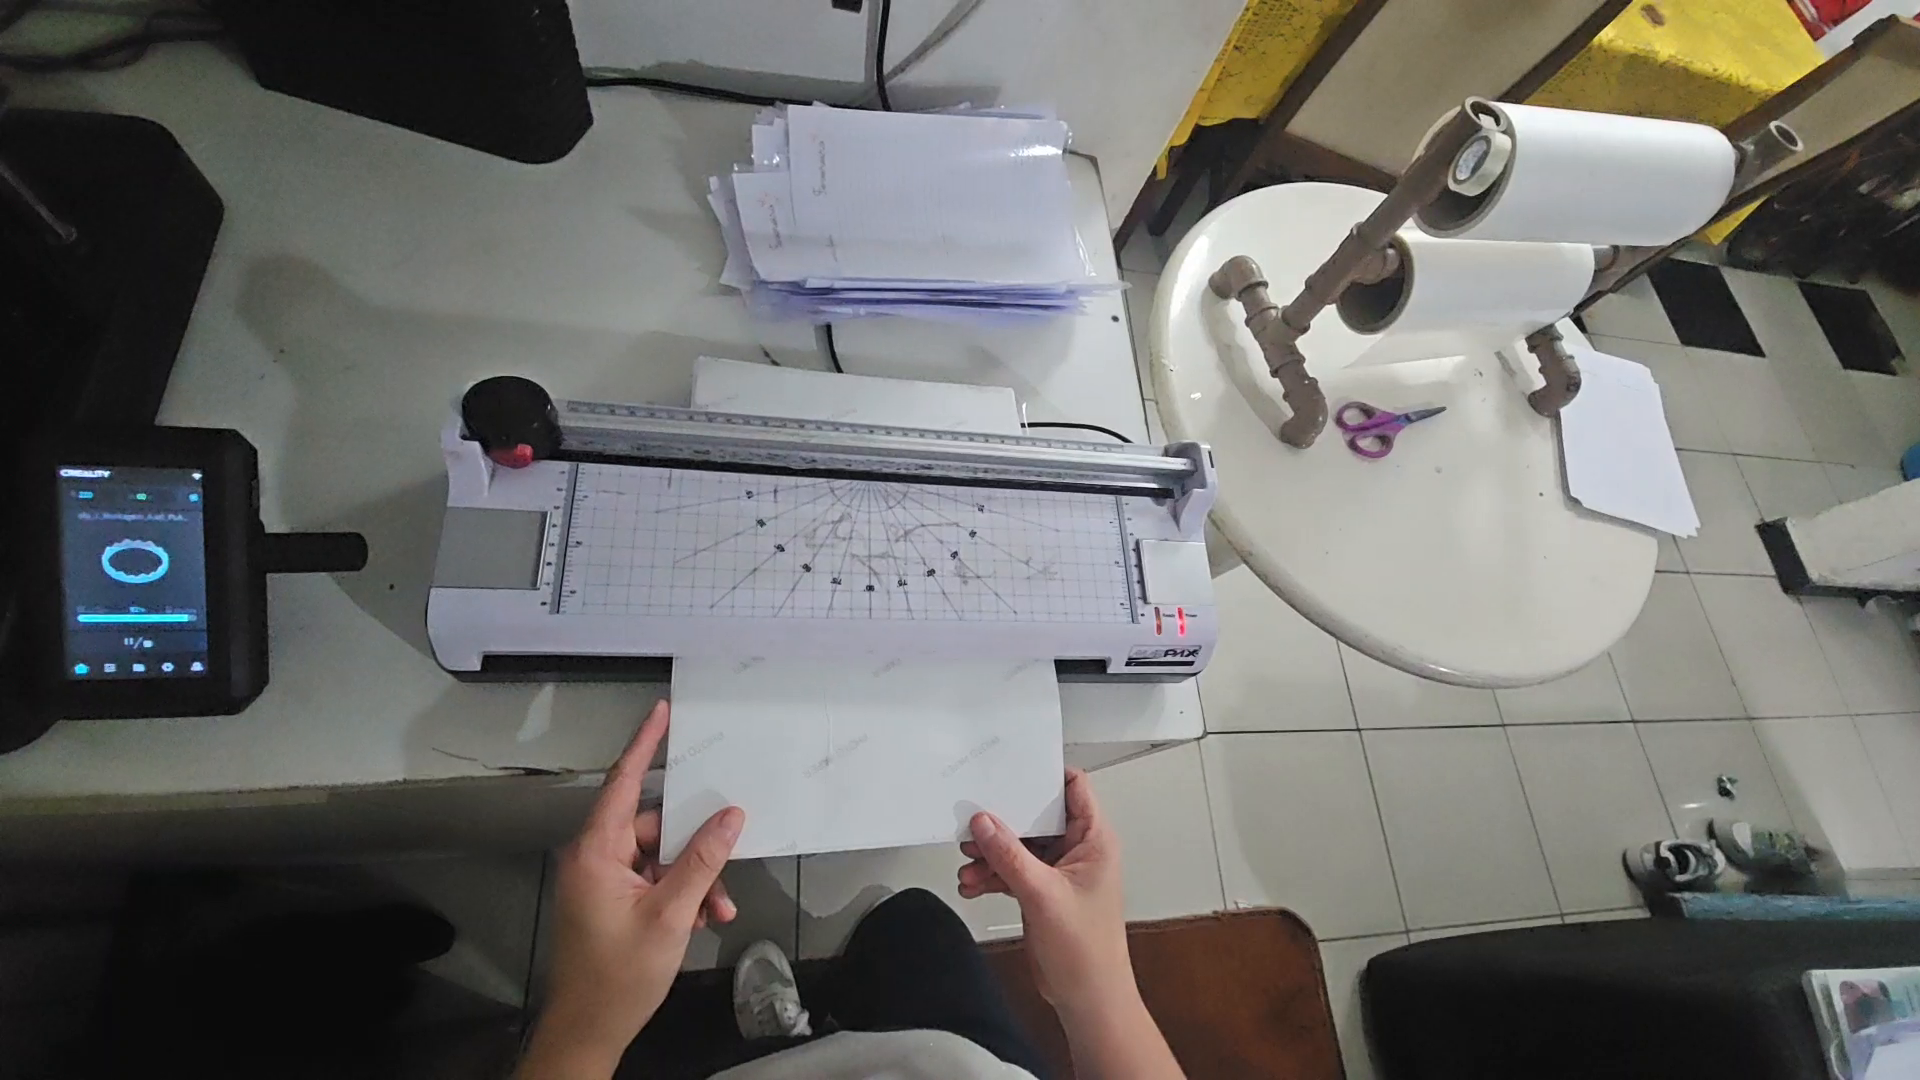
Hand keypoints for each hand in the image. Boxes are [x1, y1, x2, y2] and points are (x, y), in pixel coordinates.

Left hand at [519, 701, 744, 1078]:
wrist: (586, 1036)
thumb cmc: (620, 975)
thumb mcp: (670, 915)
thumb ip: (702, 860)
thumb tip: (732, 814)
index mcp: (596, 852)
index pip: (621, 782)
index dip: (643, 744)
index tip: (661, 711)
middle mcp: (597, 856)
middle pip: (656, 825)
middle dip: (695, 846)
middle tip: (726, 860)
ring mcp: (605, 878)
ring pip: (662, 855)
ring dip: (694, 877)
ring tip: (717, 909)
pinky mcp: (614, 898)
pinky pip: (656, 877)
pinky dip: (682, 892)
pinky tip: (704, 918)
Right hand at [956, 769, 1134, 1020]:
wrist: (1087, 1002)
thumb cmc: (1085, 950)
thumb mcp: (1042, 894)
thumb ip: (1009, 855)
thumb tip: (982, 820)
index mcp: (1093, 838)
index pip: (1073, 787)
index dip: (1045, 773)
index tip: (1011, 766)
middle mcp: (1077, 848)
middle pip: (1037, 815)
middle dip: (1003, 819)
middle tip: (972, 819)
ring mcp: (1058, 869)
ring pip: (1020, 844)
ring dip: (992, 852)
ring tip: (966, 860)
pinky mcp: (1041, 889)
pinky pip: (1012, 869)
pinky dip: (992, 874)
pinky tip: (970, 884)